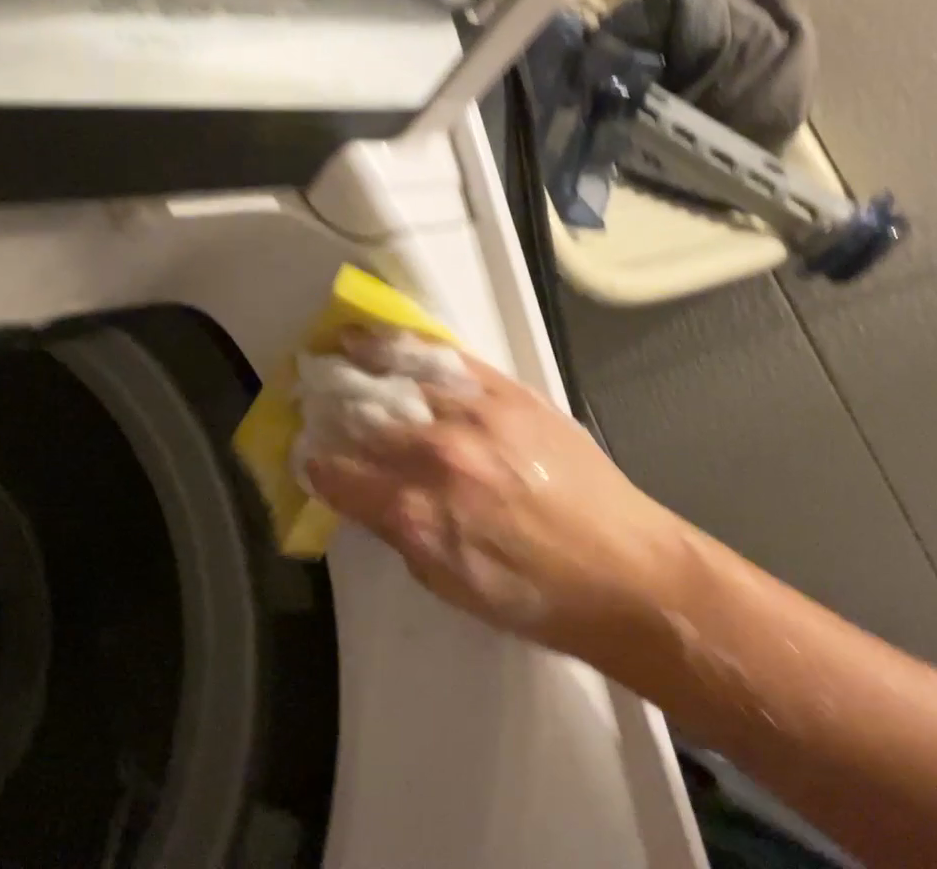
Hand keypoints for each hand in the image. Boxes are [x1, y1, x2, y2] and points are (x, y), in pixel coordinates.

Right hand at [303, 329, 691, 657]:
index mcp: (416, 513)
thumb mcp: (445, 583)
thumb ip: (394, 531)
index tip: (309, 459)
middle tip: (311, 402)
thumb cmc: (532, 596)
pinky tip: (380, 339)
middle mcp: (437, 457)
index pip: (336, 474)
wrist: (627, 575)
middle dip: (328, 411)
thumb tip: (361, 494)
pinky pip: (443, 357)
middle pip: (359, 419)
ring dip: (355, 366)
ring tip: (332, 352)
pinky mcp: (508, 393)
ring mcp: (474, 416)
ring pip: (394, 378)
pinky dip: (403, 346)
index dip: (315, 465)